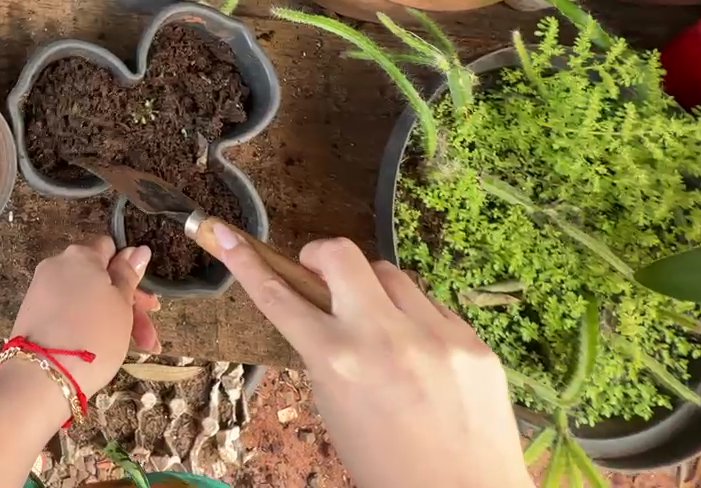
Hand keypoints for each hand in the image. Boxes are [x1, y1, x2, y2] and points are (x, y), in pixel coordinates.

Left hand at [8, 237, 161, 397]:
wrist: (44, 374)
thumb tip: (138, 249)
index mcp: (81, 254)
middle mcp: (59, 263)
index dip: (129, 272)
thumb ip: (128, 275)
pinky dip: (87, 324)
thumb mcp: (121, 305)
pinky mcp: (34, 311)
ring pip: (86, 297)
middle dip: (127, 304)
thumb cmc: (94, 335)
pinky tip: (104, 349)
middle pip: (99, 278)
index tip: (145, 301)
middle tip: (147, 337)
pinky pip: (68, 310)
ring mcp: (44, 287)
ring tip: (136, 351)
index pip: (109, 249)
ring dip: (112, 319)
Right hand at [210, 229, 530, 487]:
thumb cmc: (384, 464)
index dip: (245, 261)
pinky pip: (430, 305)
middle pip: (340, 254)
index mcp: (338, 360)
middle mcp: (384, 338)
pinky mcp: (474, 343)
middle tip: (321, 280)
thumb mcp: (331, 405)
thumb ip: (319, 348)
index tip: (226, 234)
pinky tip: (421, 356)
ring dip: (371, 290)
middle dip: (322, 258)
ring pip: (388, 273)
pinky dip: (413, 319)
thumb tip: (314, 303)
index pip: (278, 294)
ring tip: (380, 329)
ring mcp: (435, 337)